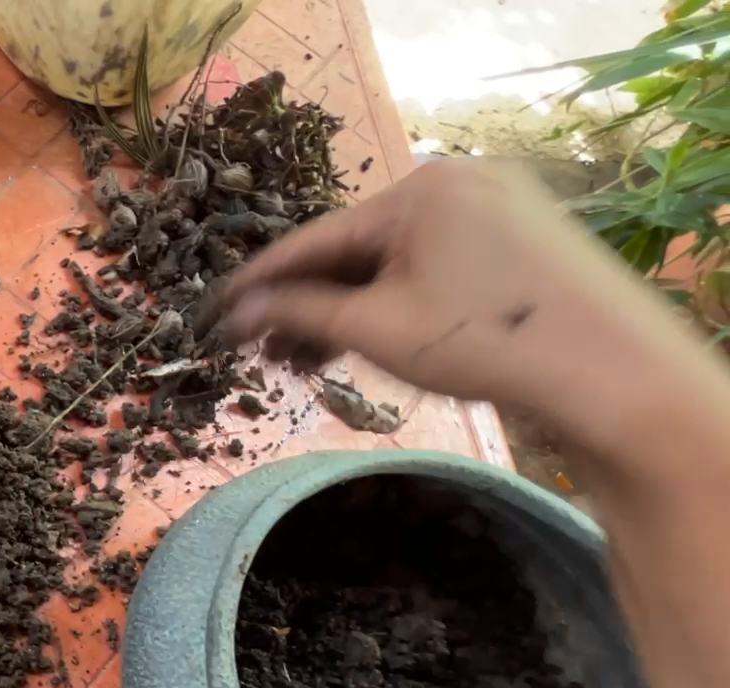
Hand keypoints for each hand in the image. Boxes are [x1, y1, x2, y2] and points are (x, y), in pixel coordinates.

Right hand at [217, 159, 722, 455]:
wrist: (610, 369)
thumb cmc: (478, 340)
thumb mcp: (369, 327)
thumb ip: (294, 311)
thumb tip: (232, 313)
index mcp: (418, 192)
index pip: (311, 241)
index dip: (255, 282)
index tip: (211, 310)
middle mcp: (451, 183)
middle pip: (347, 251)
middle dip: (299, 304)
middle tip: (256, 349)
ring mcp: (484, 205)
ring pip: (380, 262)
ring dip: (334, 309)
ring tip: (295, 359)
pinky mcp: (505, 233)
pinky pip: (417, 264)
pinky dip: (379, 301)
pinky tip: (346, 340)